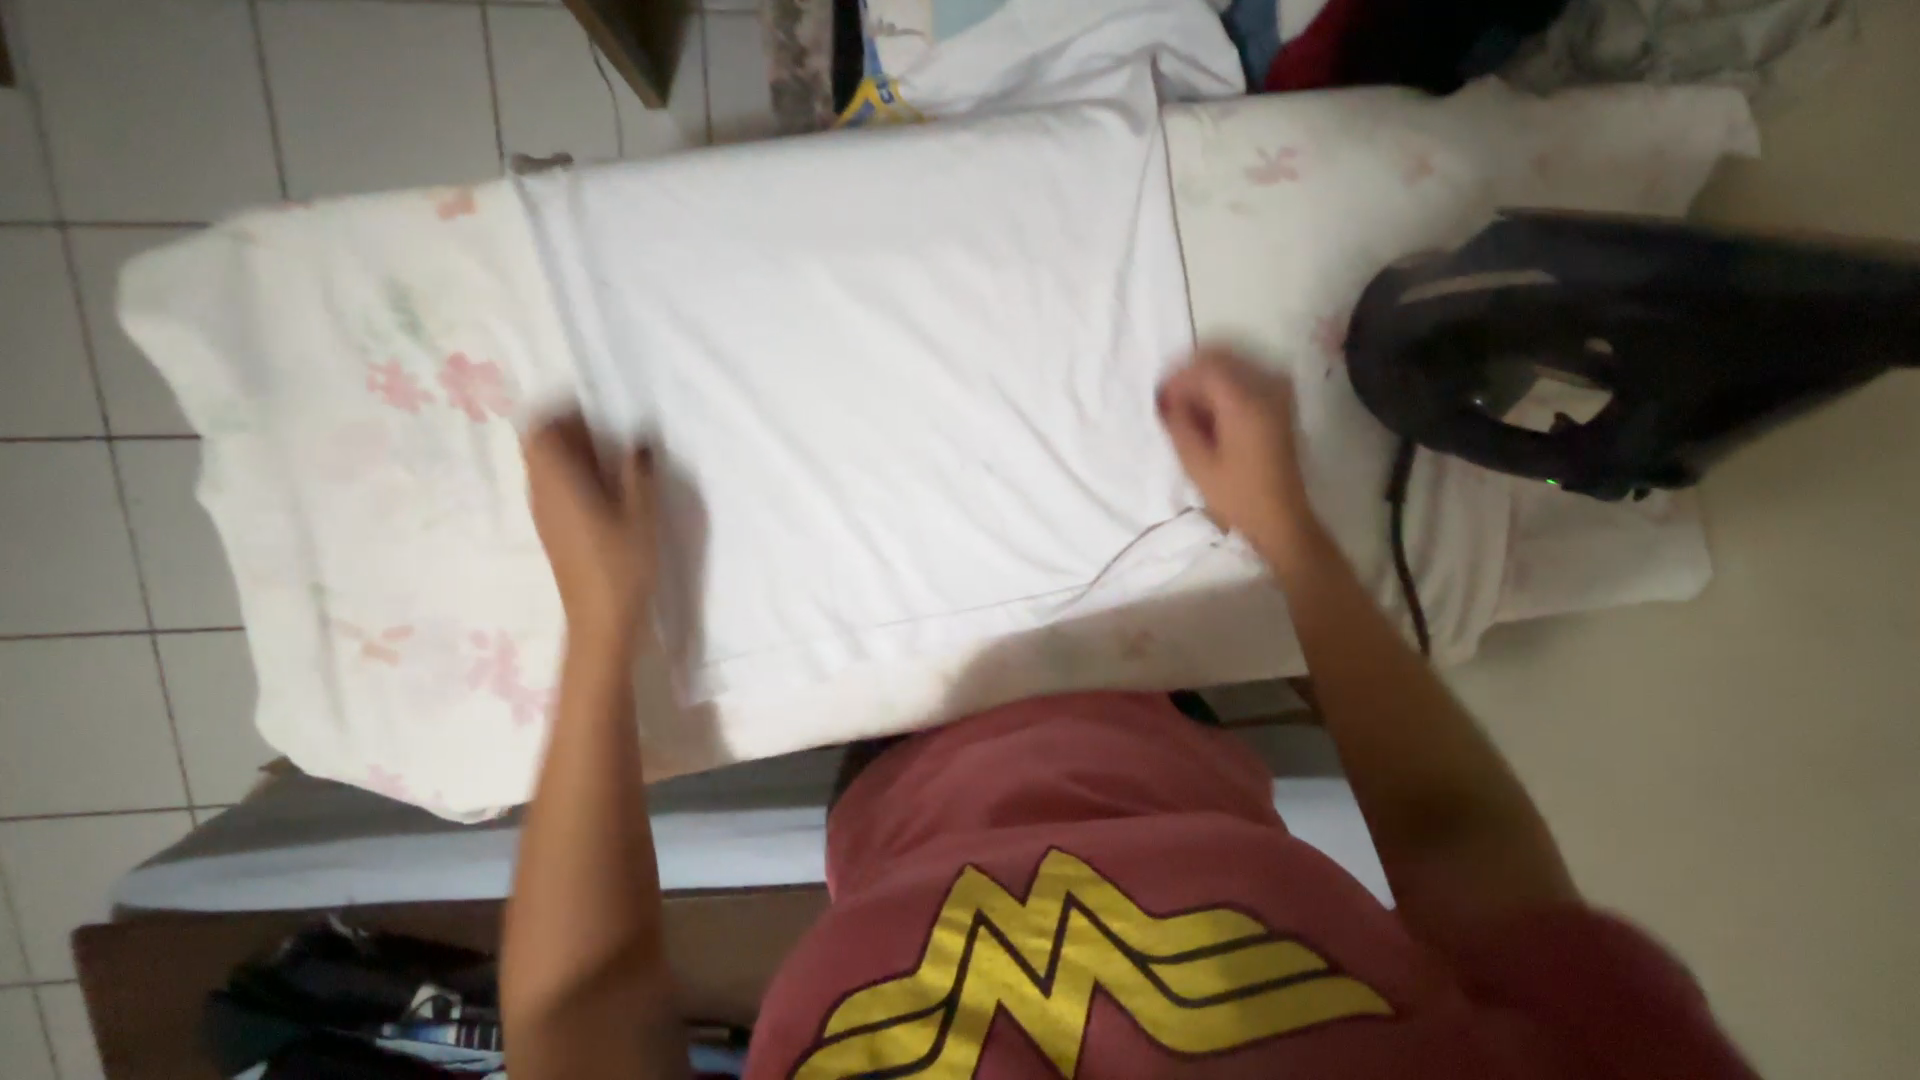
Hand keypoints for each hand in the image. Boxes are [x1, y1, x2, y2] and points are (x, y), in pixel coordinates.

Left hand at [522, 413, 658, 641]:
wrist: (601, 621)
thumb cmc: (622, 564)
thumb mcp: (641, 512)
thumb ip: (637, 471)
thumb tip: (636, 441)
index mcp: (557, 481)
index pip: (540, 429)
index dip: (564, 413)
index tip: (600, 413)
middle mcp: (541, 492)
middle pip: (542, 445)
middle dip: (573, 432)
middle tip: (614, 435)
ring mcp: (544, 513)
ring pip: (548, 467)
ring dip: (576, 456)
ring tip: (616, 461)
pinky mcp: (554, 530)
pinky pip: (556, 488)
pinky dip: (577, 478)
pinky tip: (611, 493)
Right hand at [1157, 345, 1319, 560]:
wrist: (1280, 517)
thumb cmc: (1236, 495)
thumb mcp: (1196, 463)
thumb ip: (1178, 423)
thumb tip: (1166, 400)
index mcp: (1244, 404)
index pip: (1206, 368)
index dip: (1179, 378)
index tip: (1161, 399)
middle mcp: (1266, 390)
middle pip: (1222, 362)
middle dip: (1192, 378)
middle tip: (1171, 403)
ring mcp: (1278, 396)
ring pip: (1234, 369)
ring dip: (1207, 384)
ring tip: (1188, 412)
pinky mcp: (1281, 407)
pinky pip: (1247, 381)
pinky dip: (1224, 391)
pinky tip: (1211, 416)